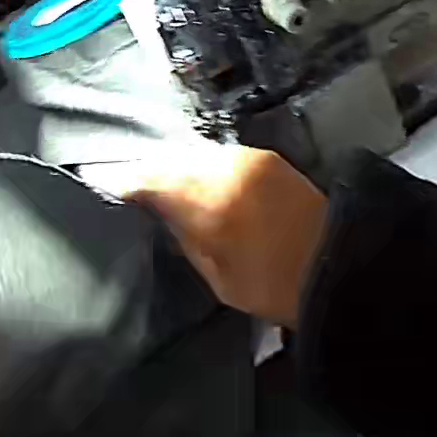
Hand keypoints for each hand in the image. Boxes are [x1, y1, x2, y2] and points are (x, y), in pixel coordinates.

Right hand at [126, 145, 328, 326]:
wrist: (334, 260)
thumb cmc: (271, 284)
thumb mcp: (217, 276)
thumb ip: (185, 236)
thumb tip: (160, 212)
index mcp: (213, 201)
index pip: (155, 179)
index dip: (126, 180)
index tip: (103, 183)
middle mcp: (229, 168)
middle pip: (175, 158)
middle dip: (149, 168)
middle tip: (125, 180)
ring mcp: (250, 157)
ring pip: (198, 152)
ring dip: (176, 163)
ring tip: (156, 178)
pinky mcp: (267, 156)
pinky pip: (221, 154)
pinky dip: (202, 163)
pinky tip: (194, 176)